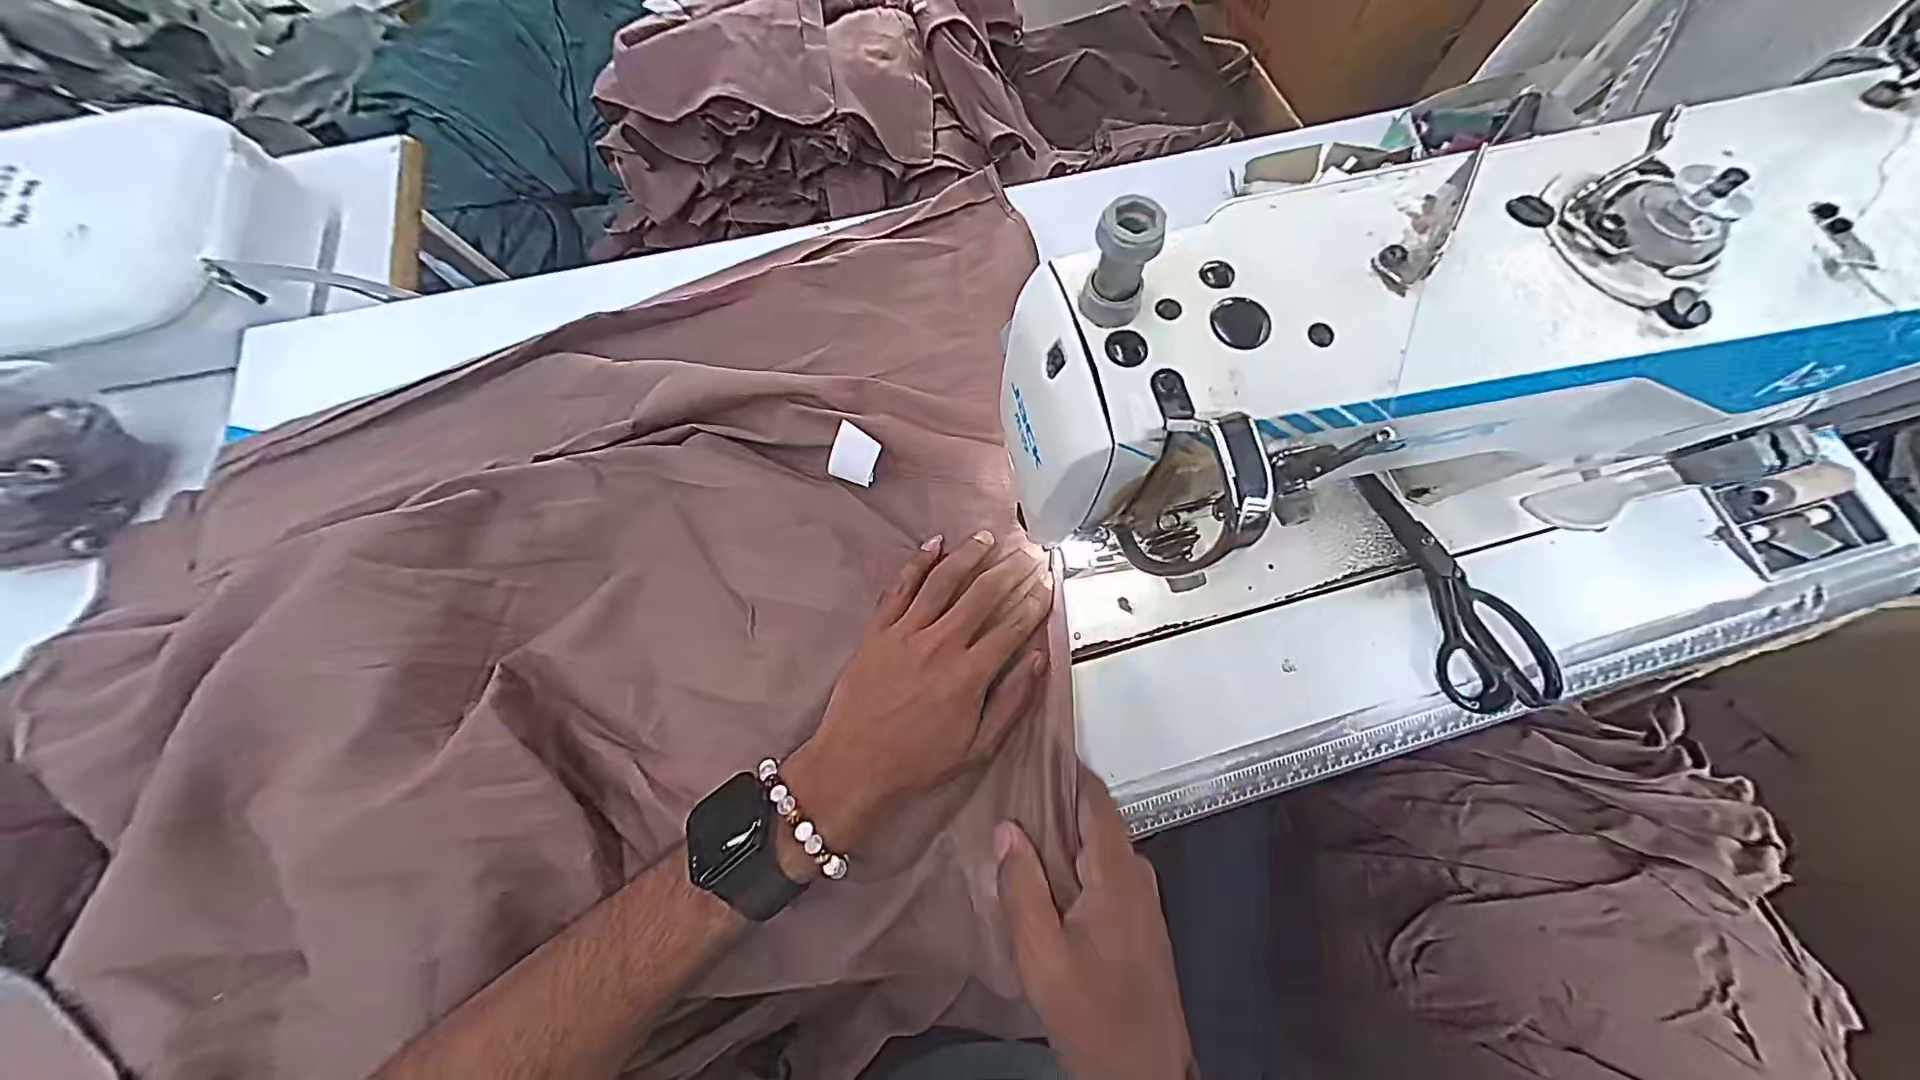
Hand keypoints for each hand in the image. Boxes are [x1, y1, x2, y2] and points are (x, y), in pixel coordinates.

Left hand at [781, 530, 1053, 870]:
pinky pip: (900, 586)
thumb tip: (1038, 660)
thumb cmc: (916, 760)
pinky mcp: (878, 629)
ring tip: (986, 538)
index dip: (1035, 600)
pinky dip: (917, 562)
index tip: (1047, 582)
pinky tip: (934, 544)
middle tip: (1027, 553)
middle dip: (1011, 569)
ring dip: (969, 555)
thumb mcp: (977, 747)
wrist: (853, 763)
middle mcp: (941, 644)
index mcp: (969, 673)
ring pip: (944, 580)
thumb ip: (1012, 701)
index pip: (1012, 625)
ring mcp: (906, 632)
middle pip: (984, 593)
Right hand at [998, 769, 1195, 1079]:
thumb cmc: (1094, 1016)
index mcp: (1118, 874)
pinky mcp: (1139, 919)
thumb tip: (1007, 829)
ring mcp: (1143, 899)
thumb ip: (1022, 889)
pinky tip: (1046, 872)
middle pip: (1097, 818)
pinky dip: (1076, 858)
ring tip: (1021, 826)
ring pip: (1100, 845)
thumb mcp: (1043, 956)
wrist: (1145, 1077)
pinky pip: (1105, 869)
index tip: (1035, 746)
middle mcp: (1137, 876)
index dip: (1069, 769)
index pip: (1097, 799)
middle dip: (1057, 800)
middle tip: (1012, 788)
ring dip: (1064, 833)